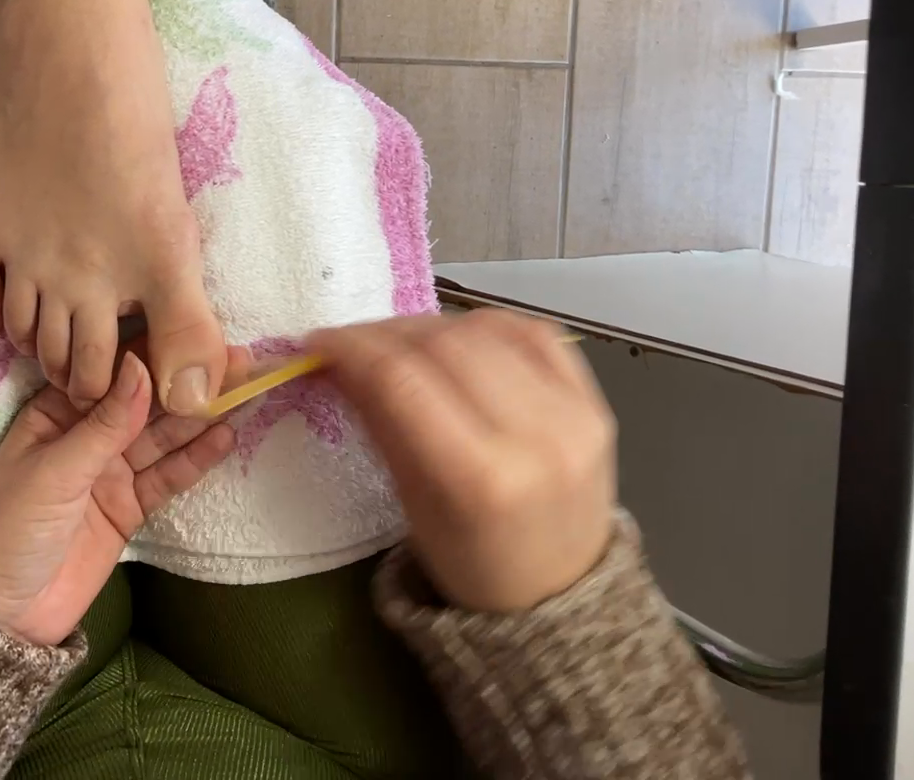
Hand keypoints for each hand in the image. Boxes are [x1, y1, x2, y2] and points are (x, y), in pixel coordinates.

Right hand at [0, 0, 227, 414]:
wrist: (64, 30)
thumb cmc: (135, 104)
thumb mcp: (177, 213)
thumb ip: (185, 311)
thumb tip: (196, 400)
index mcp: (138, 272)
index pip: (133, 372)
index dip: (139, 389)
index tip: (142, 380)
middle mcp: (75, 277)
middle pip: (76, 362)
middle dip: (93, 379)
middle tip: (101, 373)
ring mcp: (22, 251)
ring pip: (29, 336)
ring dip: (47, 352)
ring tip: (61, 349)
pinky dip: (2, 319)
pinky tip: (16, 312)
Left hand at [0, 346, 248, 644]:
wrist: (3, 613)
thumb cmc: (11, 528)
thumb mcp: (55, 470)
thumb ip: (104, 424)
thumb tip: (142, 365)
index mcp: (57, 412)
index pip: (112, 373)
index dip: (153, 353)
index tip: (194, 331)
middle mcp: (89, 434)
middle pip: (145, 403)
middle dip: (187, 381)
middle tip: (238, 358)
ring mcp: (112, 470)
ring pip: (163, 437)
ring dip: (200, 415)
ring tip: (245, 390)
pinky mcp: (130, 505)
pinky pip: (167, 476)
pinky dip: (196, 459)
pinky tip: (226, 436)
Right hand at [308, 311, 616, 613]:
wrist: (558, 589)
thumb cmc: (466, 556)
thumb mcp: (406, 495)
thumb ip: (375, 416)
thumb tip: (334, 358)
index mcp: (477, 478)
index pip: (400, 379)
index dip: (351, 348)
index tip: (318, 342)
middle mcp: (534, 437)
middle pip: (440, 345)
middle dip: (381, 332)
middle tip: (350, 341)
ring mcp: (573, 414)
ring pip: (481, 330)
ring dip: (425, 325)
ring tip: (398, 341)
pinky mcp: (594, 400)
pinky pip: (531, 332)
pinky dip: (481, 324)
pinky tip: (454, 337)